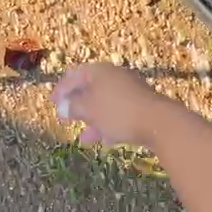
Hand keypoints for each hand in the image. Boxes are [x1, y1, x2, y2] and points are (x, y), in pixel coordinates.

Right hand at [52, 62, 174, 147]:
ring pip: (104, 104)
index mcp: (99, 70)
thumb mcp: (90, 108)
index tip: (52, 102)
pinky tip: (105, 140)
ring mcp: (129, 91)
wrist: (159, 122)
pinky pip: (118, 113)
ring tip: (85, 138)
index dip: (61, 89)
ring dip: (92, 119)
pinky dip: (108, 125)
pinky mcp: (141, 107)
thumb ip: (73, 106)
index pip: (74, 75)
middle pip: (90, 89)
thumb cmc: (118, 111)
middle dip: (78, 105)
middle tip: (66, 118)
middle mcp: (113, 76)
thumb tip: (62, 106)